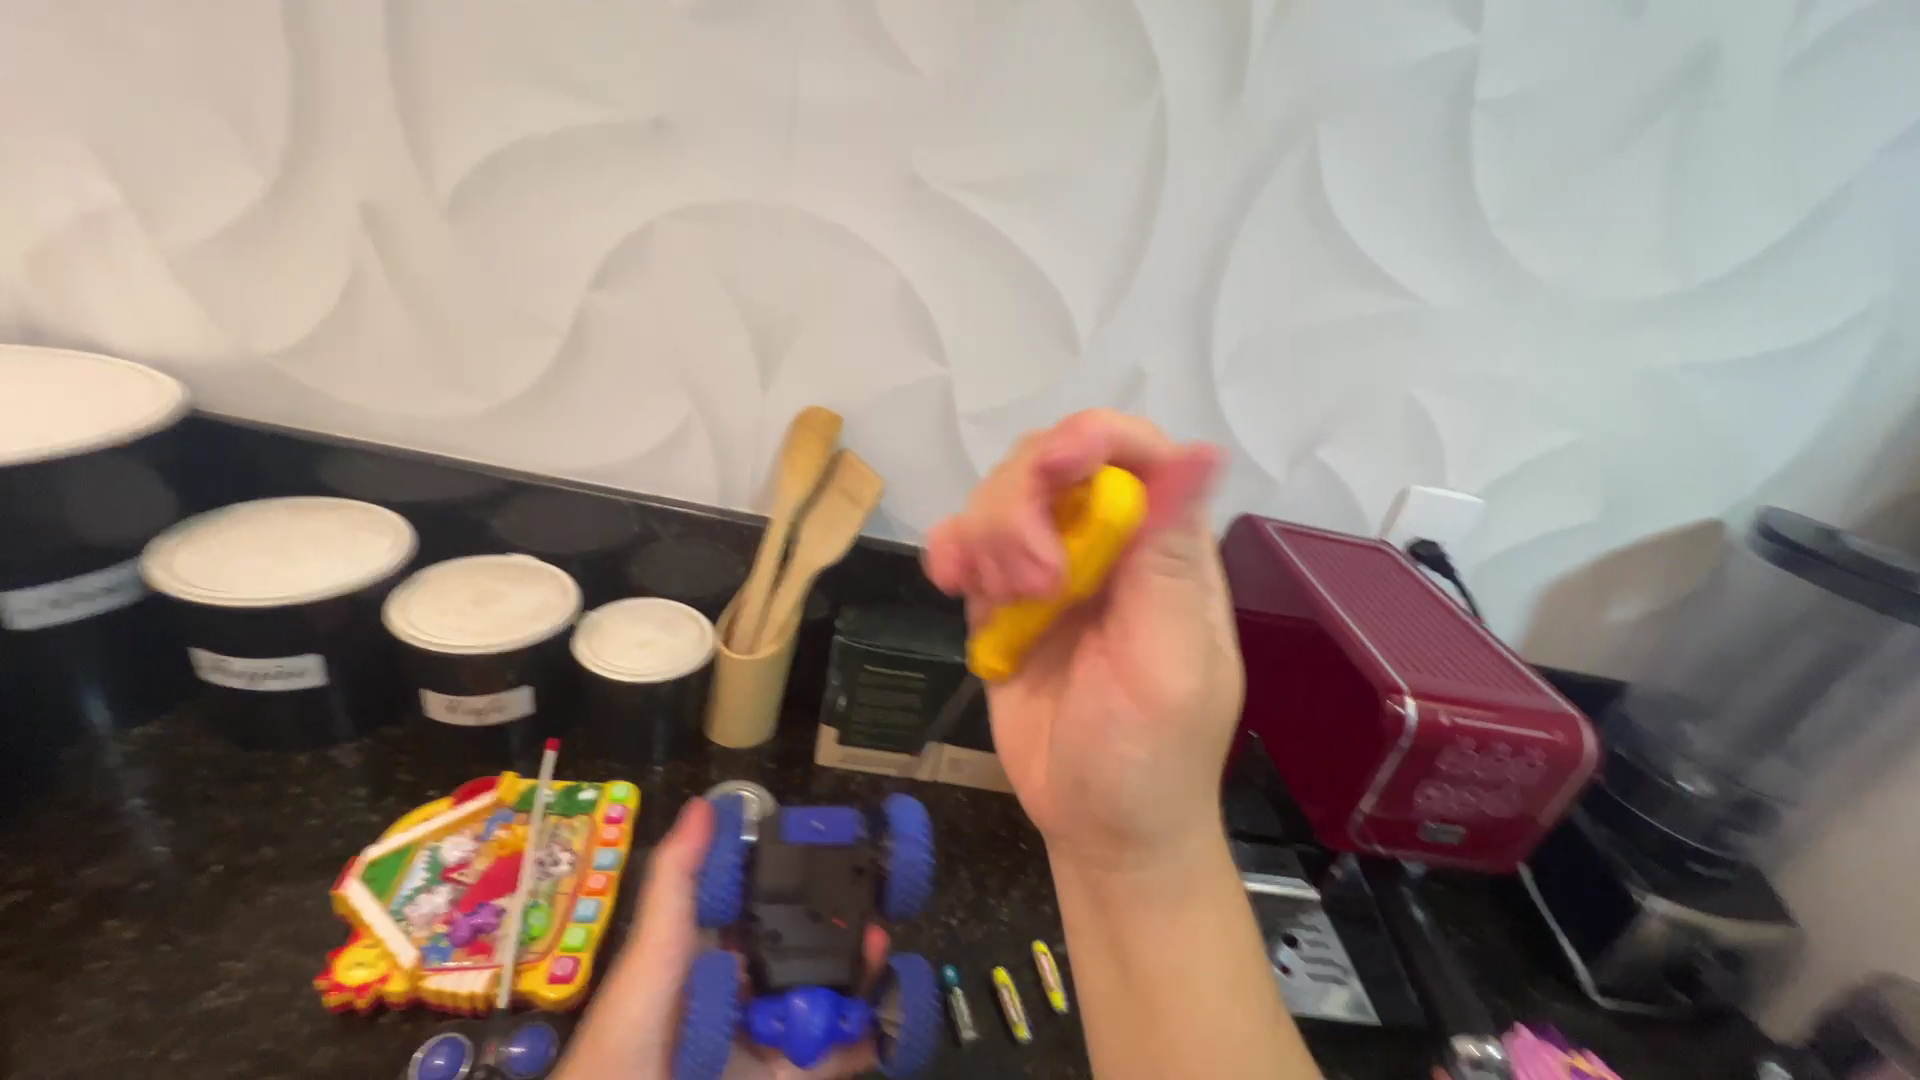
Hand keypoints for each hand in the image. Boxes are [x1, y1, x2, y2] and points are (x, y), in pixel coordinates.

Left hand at [553, 798, 888, 1079]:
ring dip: (858, 979)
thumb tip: (706, 801)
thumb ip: (679, 877)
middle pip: (802, 959)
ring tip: (882, 950)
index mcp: (709, 959)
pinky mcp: (782, 1078)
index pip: (761, 914)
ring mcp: (764, 1040)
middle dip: (840, 937)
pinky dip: (862, 1043)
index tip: (838, 861)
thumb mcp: (655, 943)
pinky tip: (890, 1020)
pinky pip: (831, 1058)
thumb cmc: (635, 1024)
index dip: (800, 890)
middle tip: (873, 914)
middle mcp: (741, 996)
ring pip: (823, 1003)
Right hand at [922, 409, 1241, 872]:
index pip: (1136, 452)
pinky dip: (950, 550)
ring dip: (990, 537)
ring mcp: (1050, 569)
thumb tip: (1203, 450)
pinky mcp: (1002, 600)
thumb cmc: (1148, 758)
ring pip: (1000, 496)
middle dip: (1024, 505)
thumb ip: (1169, 561)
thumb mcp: (1168, 665)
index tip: (1057, 468)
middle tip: (1032, 583)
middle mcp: (1107, 544)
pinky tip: (950, 581)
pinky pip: (965, 544)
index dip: (1094, 438)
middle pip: (1051, 462)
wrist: (1096, 828)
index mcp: (1165, 550)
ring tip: (1007, 604)